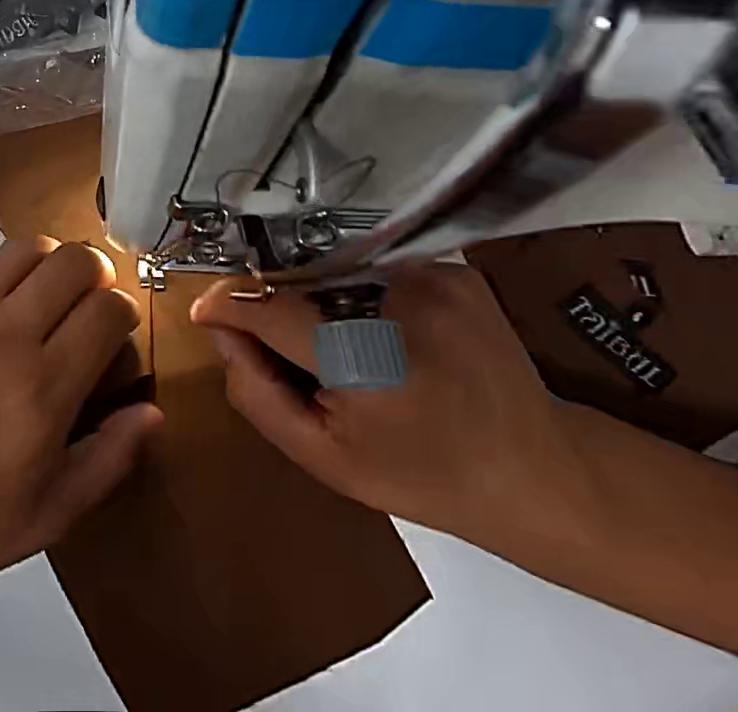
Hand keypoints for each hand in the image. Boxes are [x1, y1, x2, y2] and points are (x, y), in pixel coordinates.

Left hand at [0, 236, 160, 678]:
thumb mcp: (46, 517)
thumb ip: (109, 458)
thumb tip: (152, 412)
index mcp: (45, 390)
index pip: (108, 310)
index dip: (125, 312)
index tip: (119, 334)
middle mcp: (8, 338)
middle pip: (75, 262)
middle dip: (99, 275)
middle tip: (93, 307)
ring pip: (30, 249)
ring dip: (56, 263)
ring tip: (54, 297)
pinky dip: (12, 268)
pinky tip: (9, 304)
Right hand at [192, 262, 586, 543]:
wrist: (531, 465)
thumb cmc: (418, 472)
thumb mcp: (321, 455)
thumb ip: (257, 392)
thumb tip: (222, 331)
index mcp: (366, 360)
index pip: (273, 309)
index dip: (232, 306)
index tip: (206, 310)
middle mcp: (401, 304)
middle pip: (301, 281)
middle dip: (274, 304)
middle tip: (277, 341)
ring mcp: (433, 278)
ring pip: (335, 269)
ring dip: (316, 295)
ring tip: (332, 338)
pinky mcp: (452, 268)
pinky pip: (375, 265)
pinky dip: (358, 290)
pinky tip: (377, 326)